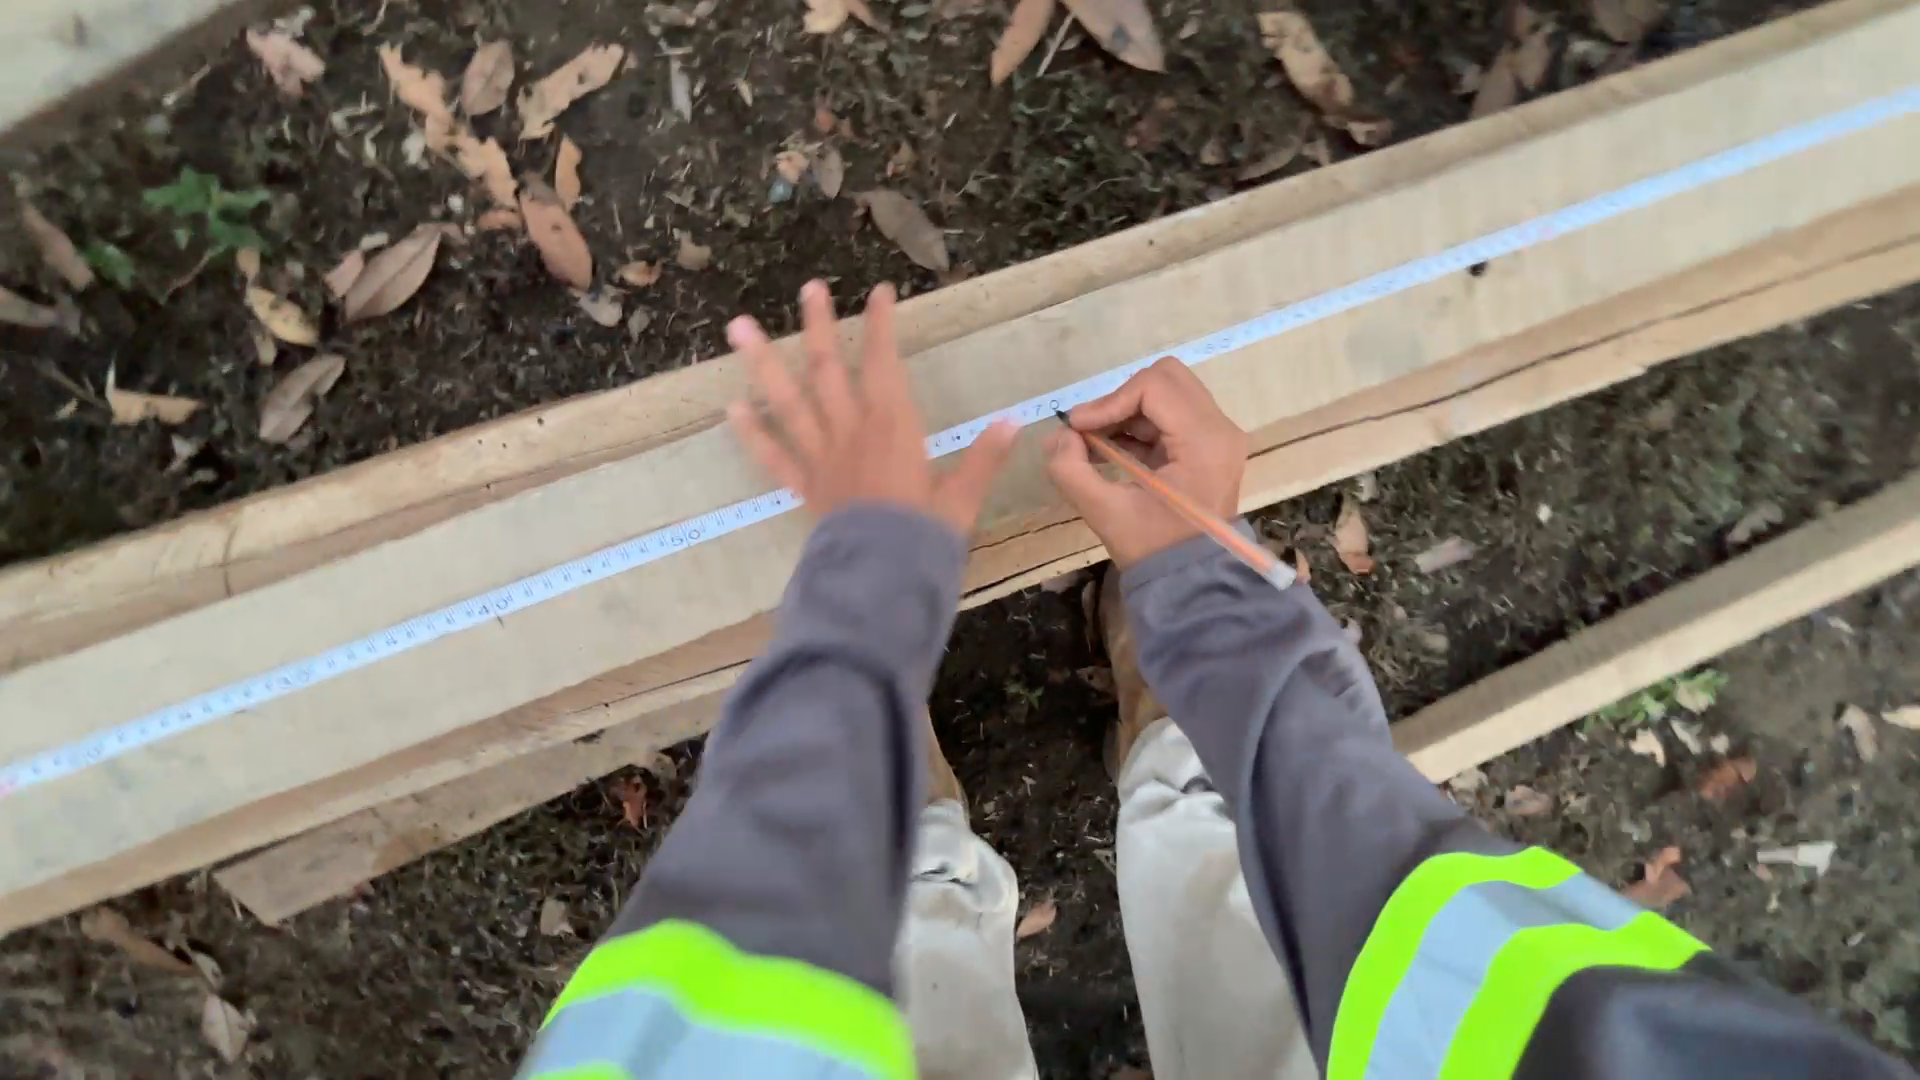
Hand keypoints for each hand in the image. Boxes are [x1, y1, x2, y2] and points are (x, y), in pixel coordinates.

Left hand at [727, 280, 1018, 534]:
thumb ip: (984, 458)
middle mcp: (850, 431)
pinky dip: (753, 434)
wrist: (880, 578)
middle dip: (820, 326)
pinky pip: (773, 455)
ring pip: (789, 402)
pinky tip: (732, 409)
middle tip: (809, 288)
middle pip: (829, 369)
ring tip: (739, 328)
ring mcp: (821, 456)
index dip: (881, 325)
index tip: (877, 292)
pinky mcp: (803, 485)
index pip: (884, 363)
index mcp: (893, 427)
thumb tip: (1013, 422)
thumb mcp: (962, 499)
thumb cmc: (923, 538)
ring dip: (764, 363)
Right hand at [1044, 356, 1247, 566]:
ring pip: (1166, 393)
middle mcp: (1220, 429)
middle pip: (1165, 378)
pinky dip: (1136, 424)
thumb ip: (1071, 470)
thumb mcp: (1106, 513)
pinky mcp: (1208, 445)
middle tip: (1089, 430)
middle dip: (1119, 399)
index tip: (1077, 428)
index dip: (1108, 401)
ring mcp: (1217, 436)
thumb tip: (1056, 436)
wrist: (1192, 583)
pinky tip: (1110, 449)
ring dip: (1125, 411)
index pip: (1154, 387)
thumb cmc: (1153, 549)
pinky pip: (1169, 415)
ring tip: (1094, 442)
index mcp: (1206, 442)